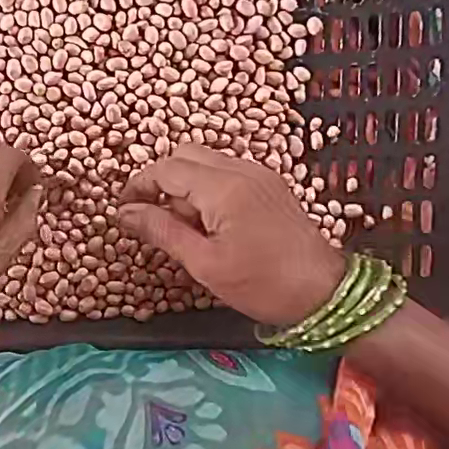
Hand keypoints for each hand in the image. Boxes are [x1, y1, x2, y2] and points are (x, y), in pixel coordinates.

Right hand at [116, 144, 344, 326]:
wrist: (325, 292)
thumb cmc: (262, 284)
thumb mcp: (204, 263)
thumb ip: (162, 231)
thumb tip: (126, 213)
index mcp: (223, 187)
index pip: (166, 169)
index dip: (139, 186)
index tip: (123, 210)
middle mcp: (241, 170)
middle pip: (185, 155)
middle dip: (160, 181)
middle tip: (151, 216)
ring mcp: (259, 174)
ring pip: (205, 162)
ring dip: (183, 185)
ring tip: (181, 226)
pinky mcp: (269, 185)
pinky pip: (225, 173)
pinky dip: (206, 188)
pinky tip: (208, 223)